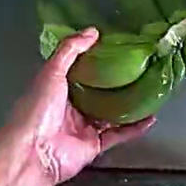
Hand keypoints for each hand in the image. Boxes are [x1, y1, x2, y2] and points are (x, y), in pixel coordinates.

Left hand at [0, 28, 153, 185]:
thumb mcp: (51, 73)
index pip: (80, 72)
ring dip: (130, 105)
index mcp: (56, 90)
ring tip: (150, 92)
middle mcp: (70, 108)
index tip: (118, 49)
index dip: (97, 60)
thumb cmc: (37, 111)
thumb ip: (70, 51)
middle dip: (117, 83)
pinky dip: (134, 128)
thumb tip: (93, 31)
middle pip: (98, 93)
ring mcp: (83, 127)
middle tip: (140, 69)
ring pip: (112, 114)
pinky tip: (150, 118)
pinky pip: (119, 134)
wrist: (34, 153)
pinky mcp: (95, 145)